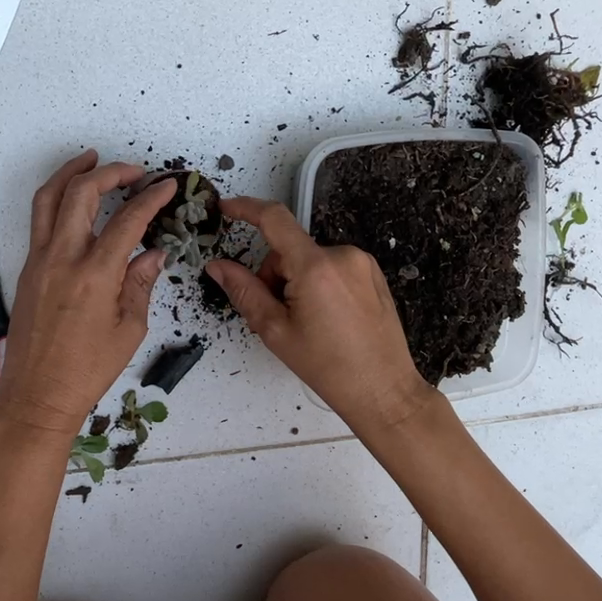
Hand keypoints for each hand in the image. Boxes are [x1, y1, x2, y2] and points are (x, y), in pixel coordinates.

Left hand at [0, 150, 175, 437]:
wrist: (37, 396)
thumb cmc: (87, 370)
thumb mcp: (129, 329)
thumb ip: (140, 283)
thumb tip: (153, 253)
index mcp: (94, 274)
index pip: (128, 220)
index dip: (151, 198)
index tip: (167, 186)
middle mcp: (62, 258)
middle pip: (82, 193)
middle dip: (110, 172)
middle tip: (134, 171)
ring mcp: (39, 260)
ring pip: (49, 198)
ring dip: (72, 172)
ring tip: (92, 159)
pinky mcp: (27, 268)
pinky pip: (39, 220)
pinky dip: (57, 198)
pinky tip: (74, 199)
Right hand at [205, 197, 431, 432]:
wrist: (384, 392)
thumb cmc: (328, 367)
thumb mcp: (276, 331)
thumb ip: (244, 291)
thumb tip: (216, 266)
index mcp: (315, 267)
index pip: (274, 219)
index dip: (245, 208)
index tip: (224, 209)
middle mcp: (342, 254)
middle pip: (289, 249)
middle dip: (274, 275)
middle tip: (276, 315)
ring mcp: (362, 262)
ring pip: (309, 259)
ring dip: (297, 280)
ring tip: (305, 322)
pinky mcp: (373, 273)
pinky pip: (332, 266)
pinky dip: (319, 283)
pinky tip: (327, 317)